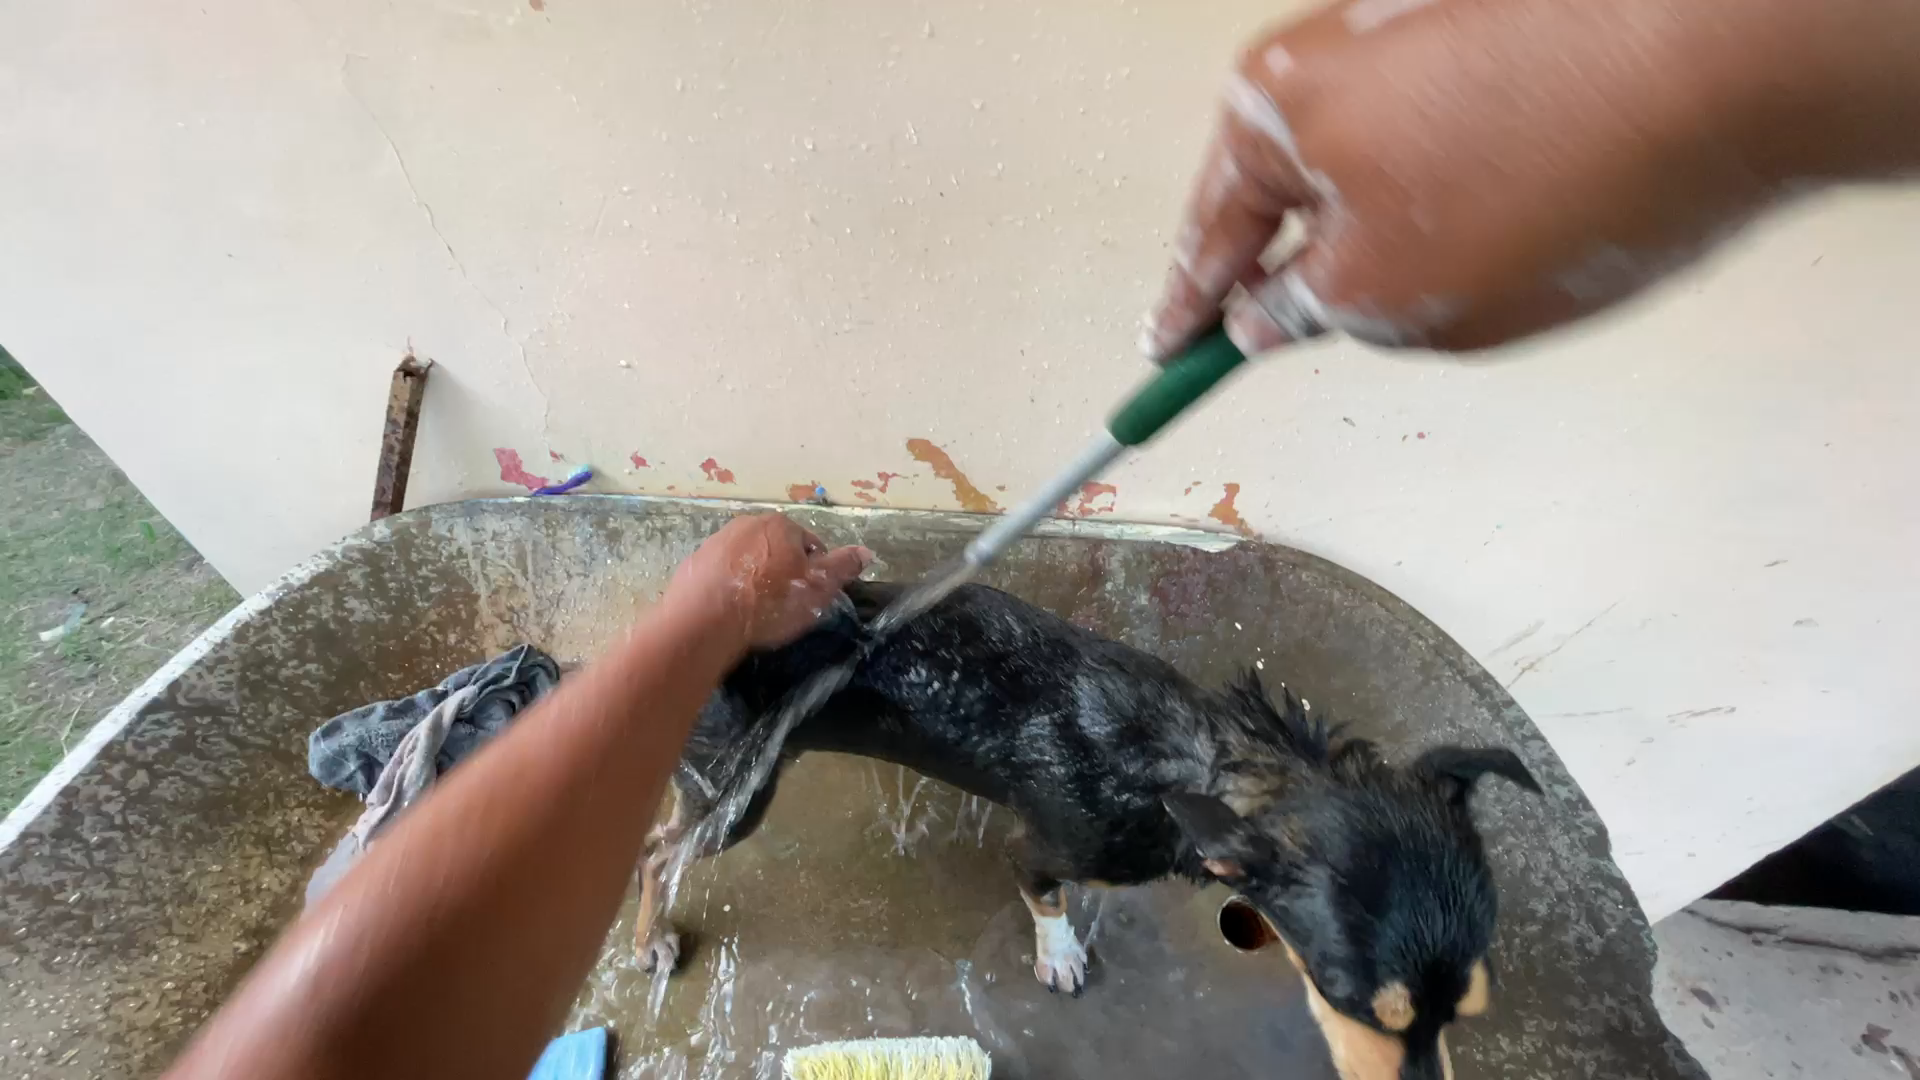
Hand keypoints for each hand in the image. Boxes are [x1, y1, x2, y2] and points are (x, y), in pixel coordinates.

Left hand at [668, 514, 872, 649]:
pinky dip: (730, 586)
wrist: (703, 623)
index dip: (814, 572)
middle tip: (784, 604)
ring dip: (756, 578)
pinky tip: (732, 610)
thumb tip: (866, 552)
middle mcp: (748, 524)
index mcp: (781, 526)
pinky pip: (722, 572)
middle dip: (784, 572)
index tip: (809, 596)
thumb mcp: (817, 589)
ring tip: (757, 610)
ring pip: (748, 559)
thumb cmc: (768, 603)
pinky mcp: (694, 562)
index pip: (810, 545)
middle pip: (777, 548)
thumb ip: (842, 567)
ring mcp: (717, 541)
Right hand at [1141, 0, 1789, 359]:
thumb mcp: (1375, 297)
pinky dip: (1407, 200)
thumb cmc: (1528, 190)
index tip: (1157, 356)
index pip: (1204, 243)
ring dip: (1341, 237)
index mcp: (1274, 109)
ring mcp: (1409, 28)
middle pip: (1266, 196)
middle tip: (1248, 334)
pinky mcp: (1487, 29)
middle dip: (1261, 271)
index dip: (1181, 314)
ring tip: (1371, 294)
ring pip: (1339, 171)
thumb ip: (1291, 316)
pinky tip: (1447, 230)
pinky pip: (1409, 141)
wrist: (1755, 49)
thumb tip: (1255, 320)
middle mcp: (1327, 50)